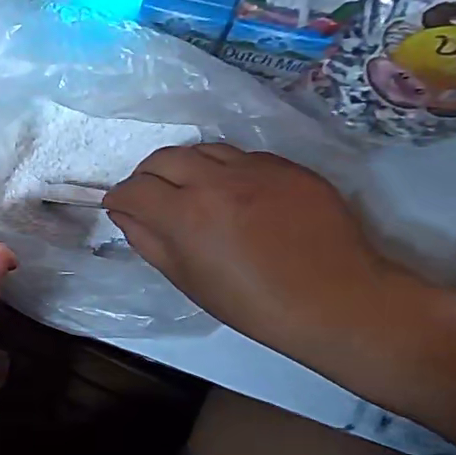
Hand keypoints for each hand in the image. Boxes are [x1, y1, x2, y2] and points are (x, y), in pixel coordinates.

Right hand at [103, 145, 424, 362]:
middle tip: (148, 195)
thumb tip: (126, 215)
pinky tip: (232, 192)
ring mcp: (255, 168)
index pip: (135, 189)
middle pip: (163, 158)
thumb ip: (149, 242)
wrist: (337, 300)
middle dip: (146, 175)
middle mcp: (216, 180)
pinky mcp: (286, 166)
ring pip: (202, 149)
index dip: (119, 197)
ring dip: (184, 166)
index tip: (118, 205)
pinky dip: (223, 168)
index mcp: (187, 215)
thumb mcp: (190, 281)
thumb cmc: (255, 305)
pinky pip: (241, 156)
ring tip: (188, 188)